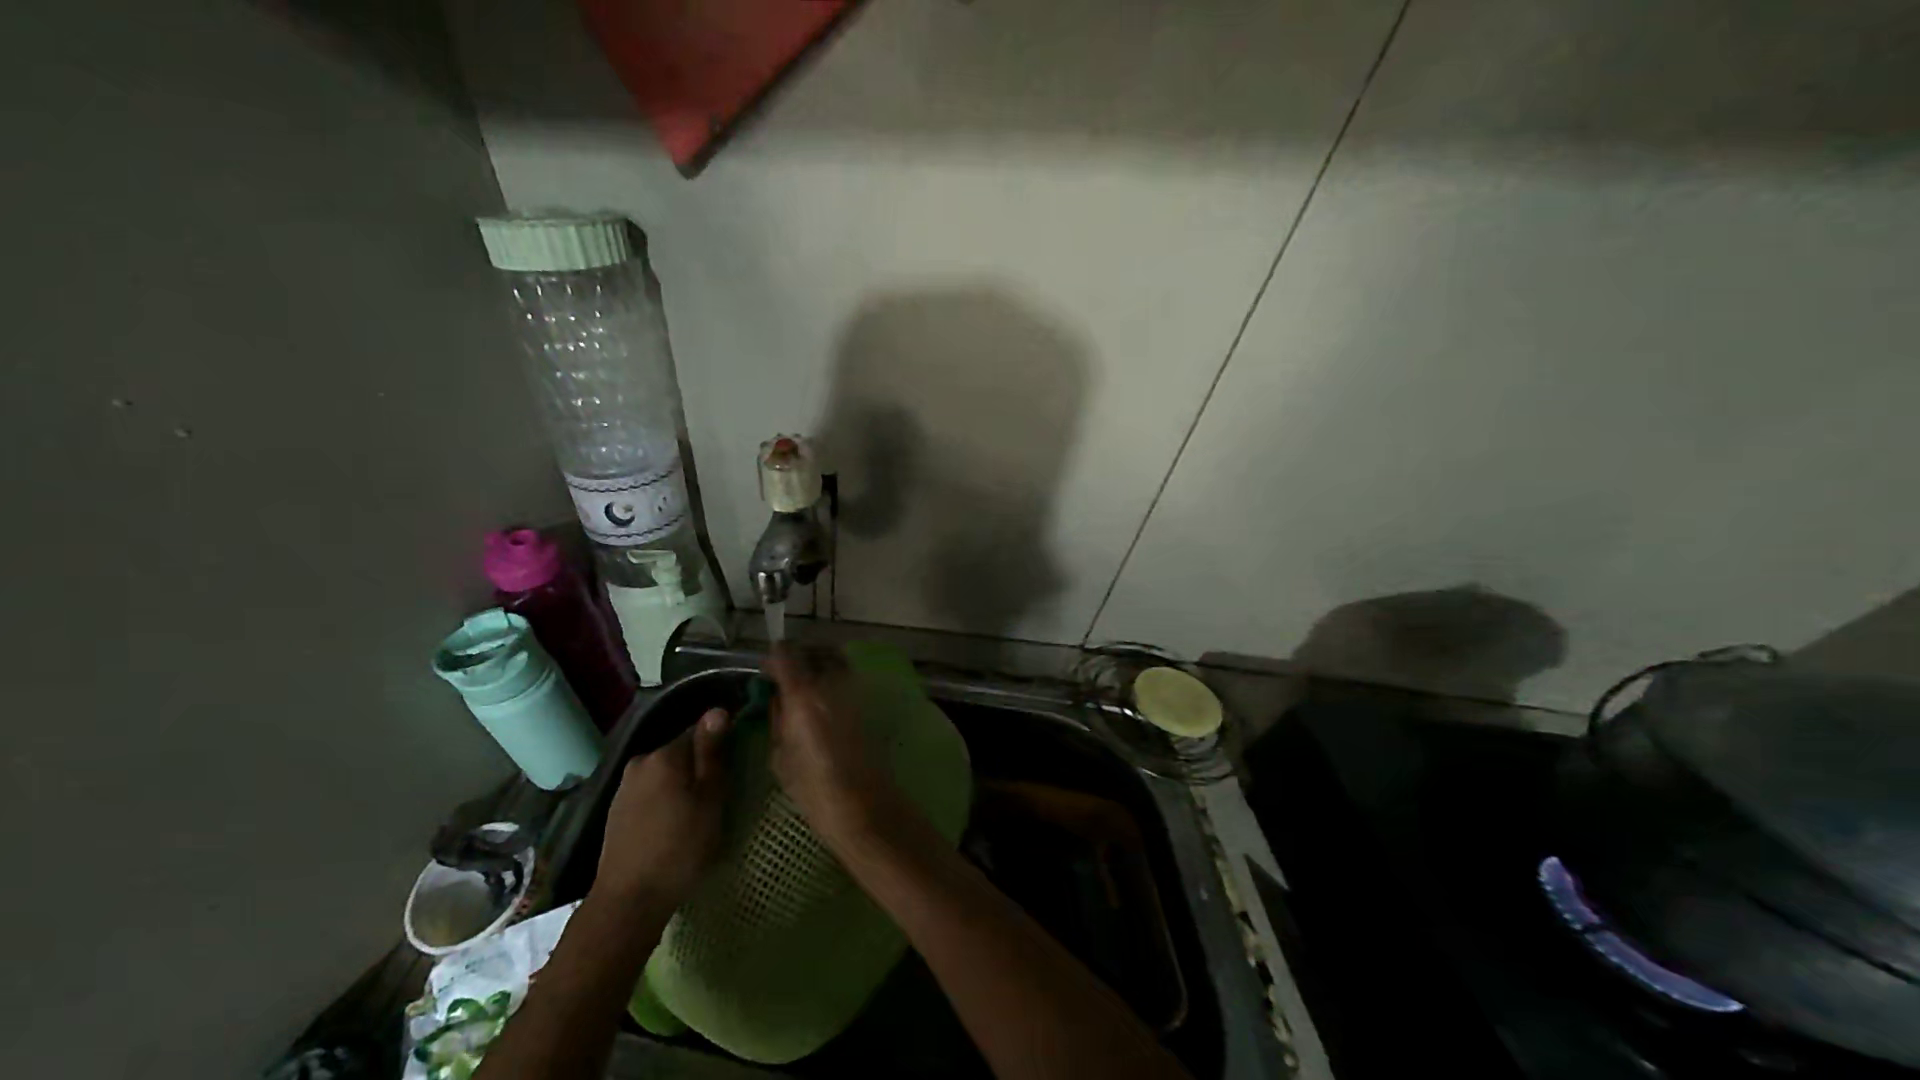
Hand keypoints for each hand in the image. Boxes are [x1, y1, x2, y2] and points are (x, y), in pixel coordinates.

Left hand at [594, 708, 730, 908]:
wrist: (629, 899)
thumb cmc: (681, 847)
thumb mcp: (710, 799)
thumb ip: (712, 753)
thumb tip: (718, 709)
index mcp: (665, 755)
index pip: (699, 731)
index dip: (718, 746)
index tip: (732, 768)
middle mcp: (641, 761)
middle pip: (679, 752)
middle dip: (698, 766)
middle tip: (718, 795)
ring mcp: (624, 786)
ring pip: (664, 773)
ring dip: (680, 784)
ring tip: (696, 812)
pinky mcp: (615, 809)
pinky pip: (649, 791)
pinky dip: (664, 800)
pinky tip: (672, 824)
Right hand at [767, 644, 893, 839]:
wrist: (863, 805)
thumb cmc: (813, 789)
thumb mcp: (780, 757)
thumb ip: (777, 720)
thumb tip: (777, 698)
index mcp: (803, 695)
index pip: (787, 653)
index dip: (774, 657)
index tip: (766, 672)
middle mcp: (831, 684)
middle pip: (815, 650)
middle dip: (798, 655)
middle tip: (786, 673)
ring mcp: (854, 690)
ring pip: (836, 658)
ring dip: (819, 662)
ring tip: (806, 682)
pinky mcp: (867, 702)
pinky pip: (848, 675)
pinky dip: (834, 675)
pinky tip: (824, 697)